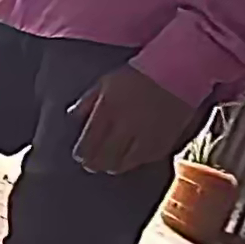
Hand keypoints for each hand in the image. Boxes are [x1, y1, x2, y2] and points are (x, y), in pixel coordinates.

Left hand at [71, 65, 201, 174]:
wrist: (173, 75)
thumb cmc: (133, 77)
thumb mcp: (104, 83)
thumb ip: (87, 101)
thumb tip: (71, 114)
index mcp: (107, 110)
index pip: (90, 139)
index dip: (83, 151)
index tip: (78, 156)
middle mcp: (125, 126)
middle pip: (106, 154)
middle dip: (95, 163)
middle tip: (90, 166)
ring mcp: (145, 135)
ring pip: (126, 160)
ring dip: (114, 166)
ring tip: (108, 168)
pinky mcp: (164, 140)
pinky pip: (147, 158)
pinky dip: (136, 162)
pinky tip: (130, 162)